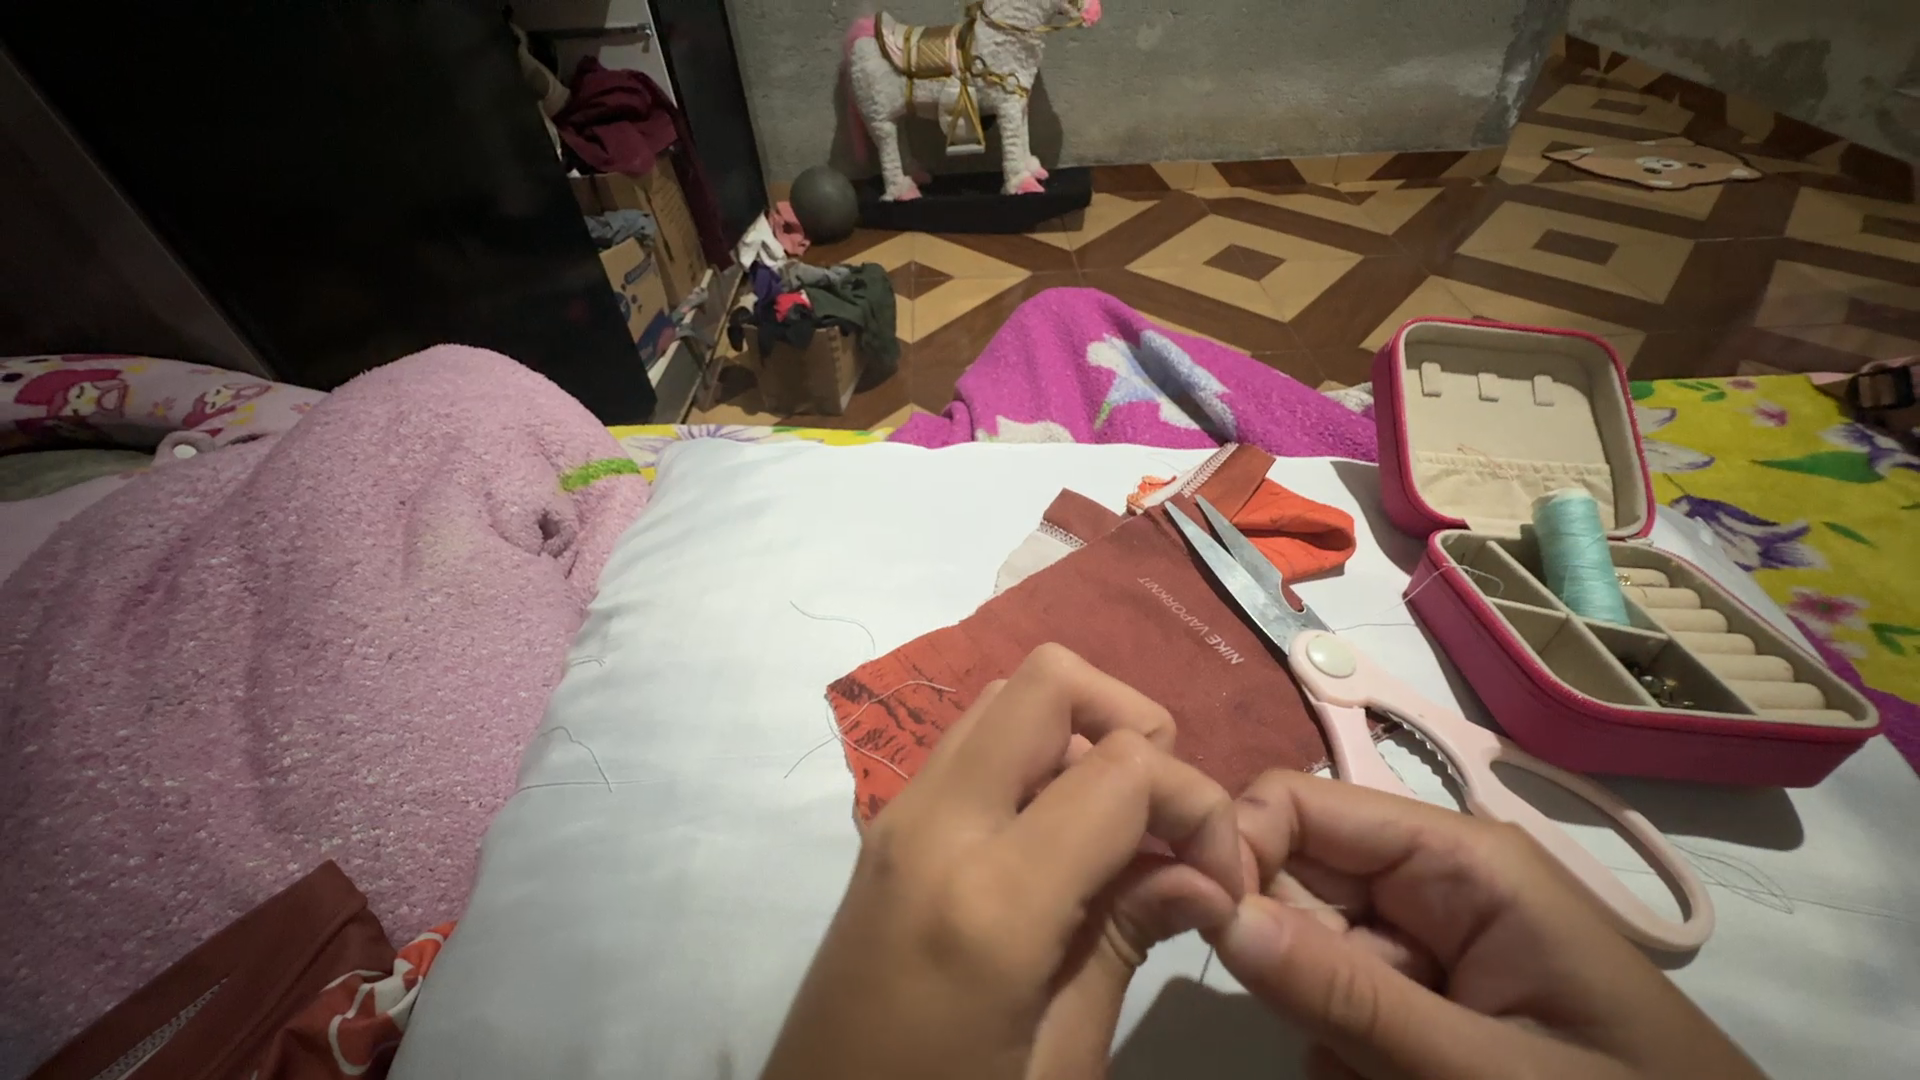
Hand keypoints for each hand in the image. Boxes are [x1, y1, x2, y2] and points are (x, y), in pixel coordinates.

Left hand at [761, 644, 1244, 1079]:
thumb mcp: (1062, 1059)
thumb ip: (1127, 937)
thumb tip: (1205, 873)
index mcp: (990, 895)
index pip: (1122, 767)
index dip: (1198, 802)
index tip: (1220, 873)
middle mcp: (939, 820)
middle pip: (1050, 680)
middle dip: (1133, 721)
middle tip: (1162, 814)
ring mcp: (903, 808)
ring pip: (1008, 696)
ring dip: (1080, 730)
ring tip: (1115, 823)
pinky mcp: (891, 817)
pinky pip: (976, 740)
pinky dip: (1036, 752)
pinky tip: (1060, 829)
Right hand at [1212, 769, 1763, 1079]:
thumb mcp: (1493, 1074)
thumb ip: (1351, 996)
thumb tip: (1215, 914)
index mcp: (1456, 857)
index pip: (1299, 803)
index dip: (1237, 846)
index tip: (1206, 928)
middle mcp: (1429, 878)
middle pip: (1294, 874)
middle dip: (1286, 955)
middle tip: (1333, 1041)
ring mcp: (1423, 935)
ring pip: (1304, 943)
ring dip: (1316, 1016)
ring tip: (1382, 1078)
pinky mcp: (1422, 987)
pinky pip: (1333, 993)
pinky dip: (1338, 1047)